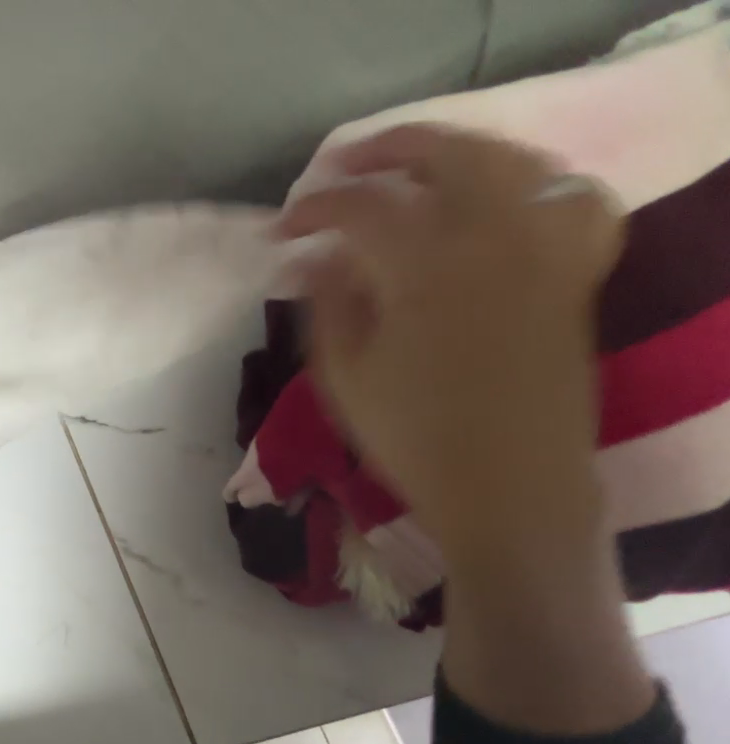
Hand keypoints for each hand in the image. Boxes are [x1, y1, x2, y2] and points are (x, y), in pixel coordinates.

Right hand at [277, 123, 624, 555]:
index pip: (362, 208)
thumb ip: (328, 301)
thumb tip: (310, 257)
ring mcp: (547, 245)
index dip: (313, 210)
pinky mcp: (576, 266)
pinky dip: (533, 181)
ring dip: (454, 153)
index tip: (279, 231)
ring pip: (512, 160)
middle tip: (340, 169)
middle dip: (385, 151)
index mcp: (426, 268)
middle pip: (446, 155)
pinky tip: (500, 197)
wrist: (508, 481)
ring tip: (412, 171)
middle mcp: (496, 236)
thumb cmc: (410, 434)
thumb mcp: (343, 374)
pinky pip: (570, 195)